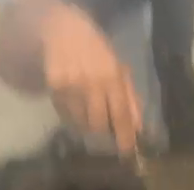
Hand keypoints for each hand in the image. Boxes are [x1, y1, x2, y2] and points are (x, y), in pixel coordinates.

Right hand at [37, 0, 140, 152]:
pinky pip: (65, 115)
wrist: (64, 31)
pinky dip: (71, 115)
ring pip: (80, 123)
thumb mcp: (118, 70)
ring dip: (85, 124)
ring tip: (86, 109)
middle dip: (103, 132)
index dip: (125, 137)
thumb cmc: (97, 54)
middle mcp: (91, 83)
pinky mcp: (54, 88)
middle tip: (104, 128)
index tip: (127, 154)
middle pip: (98, 125)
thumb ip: (130, 99)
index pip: (121, 115)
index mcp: (112, 77)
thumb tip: (138, 129)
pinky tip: (73, 101)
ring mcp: (71, 86)